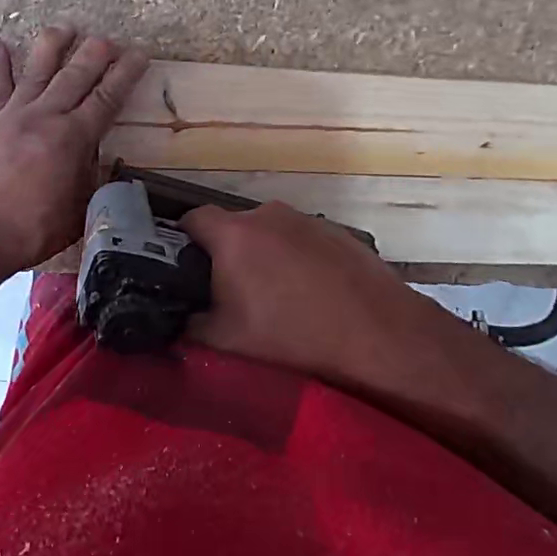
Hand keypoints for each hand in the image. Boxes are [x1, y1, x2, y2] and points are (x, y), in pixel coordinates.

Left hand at [0, 28, 148, 272]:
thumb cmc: (36, 227)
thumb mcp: (82, 206)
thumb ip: (95, 176)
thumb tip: (104, 160)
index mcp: (74, 137)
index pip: (108, 96)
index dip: (126, 73)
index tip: (139, 55)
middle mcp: (47, 116)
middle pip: (77, 74)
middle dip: (97, 52)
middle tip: (111, 39)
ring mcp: (16, 115)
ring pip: (38, 70)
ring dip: (54, 45)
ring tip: (66, 26)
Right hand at [180, 201, 457, 387]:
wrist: (379, 336)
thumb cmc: (292, 337)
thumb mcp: (225, 341)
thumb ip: (189, 324)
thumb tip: (177, 316)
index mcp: (234, 233)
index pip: (192, 219)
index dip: (182, 242)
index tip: (185, 269)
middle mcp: (269, 214)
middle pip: (233, 227)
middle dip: (226, 255)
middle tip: (231, 295)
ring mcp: (308, 220)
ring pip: (271, 234)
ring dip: (265, 257)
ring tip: (278, 300)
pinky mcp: (340, 232)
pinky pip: (303, 241)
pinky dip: (299, 261)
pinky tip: (313, 296)